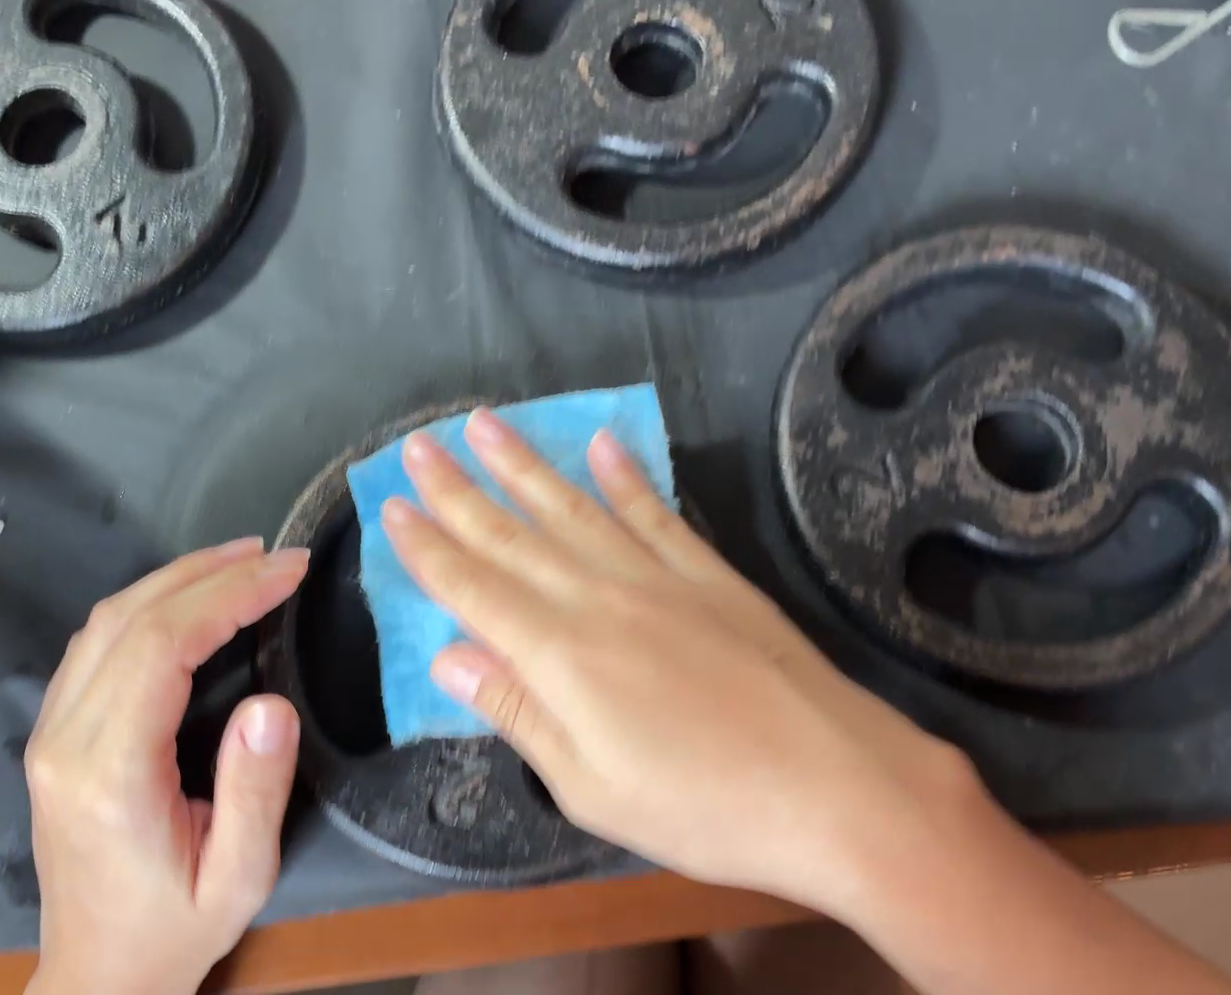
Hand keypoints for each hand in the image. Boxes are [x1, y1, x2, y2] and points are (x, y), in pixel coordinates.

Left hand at [23, 540, 307, 994]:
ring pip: (107, 619)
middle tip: (277, 555)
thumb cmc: (175, 929)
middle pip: (134, 618)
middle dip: (213, 572)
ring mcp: (49, 730)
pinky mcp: (52, 730)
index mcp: (110, 771)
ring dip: (178, 577)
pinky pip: (96, 640)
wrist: (97, 977)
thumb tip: (271, 703)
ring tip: (242, 558)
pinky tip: (189, 593)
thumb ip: (256, 792)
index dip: (230, 594)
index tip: (288, 570)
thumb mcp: (239, 878)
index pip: (166, 645)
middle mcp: (66, 738)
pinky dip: (149, 600)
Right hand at [379, 410, 979, 919]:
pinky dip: (625, 476)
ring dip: (524, 464)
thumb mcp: (589, 785)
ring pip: (572, 507)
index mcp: (558, 653)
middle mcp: (596, 596)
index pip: (472, 586)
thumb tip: (448, 655)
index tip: (394, 506)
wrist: (836, 785)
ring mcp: (655, 576)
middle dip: (457, 489)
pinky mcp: (707, 573)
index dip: (427, 547)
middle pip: (510, 534)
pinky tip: (602, 443)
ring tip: (485, 424)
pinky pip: (654, 513)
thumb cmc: (701, 806)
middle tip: (418, 445)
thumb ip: (517, 710)